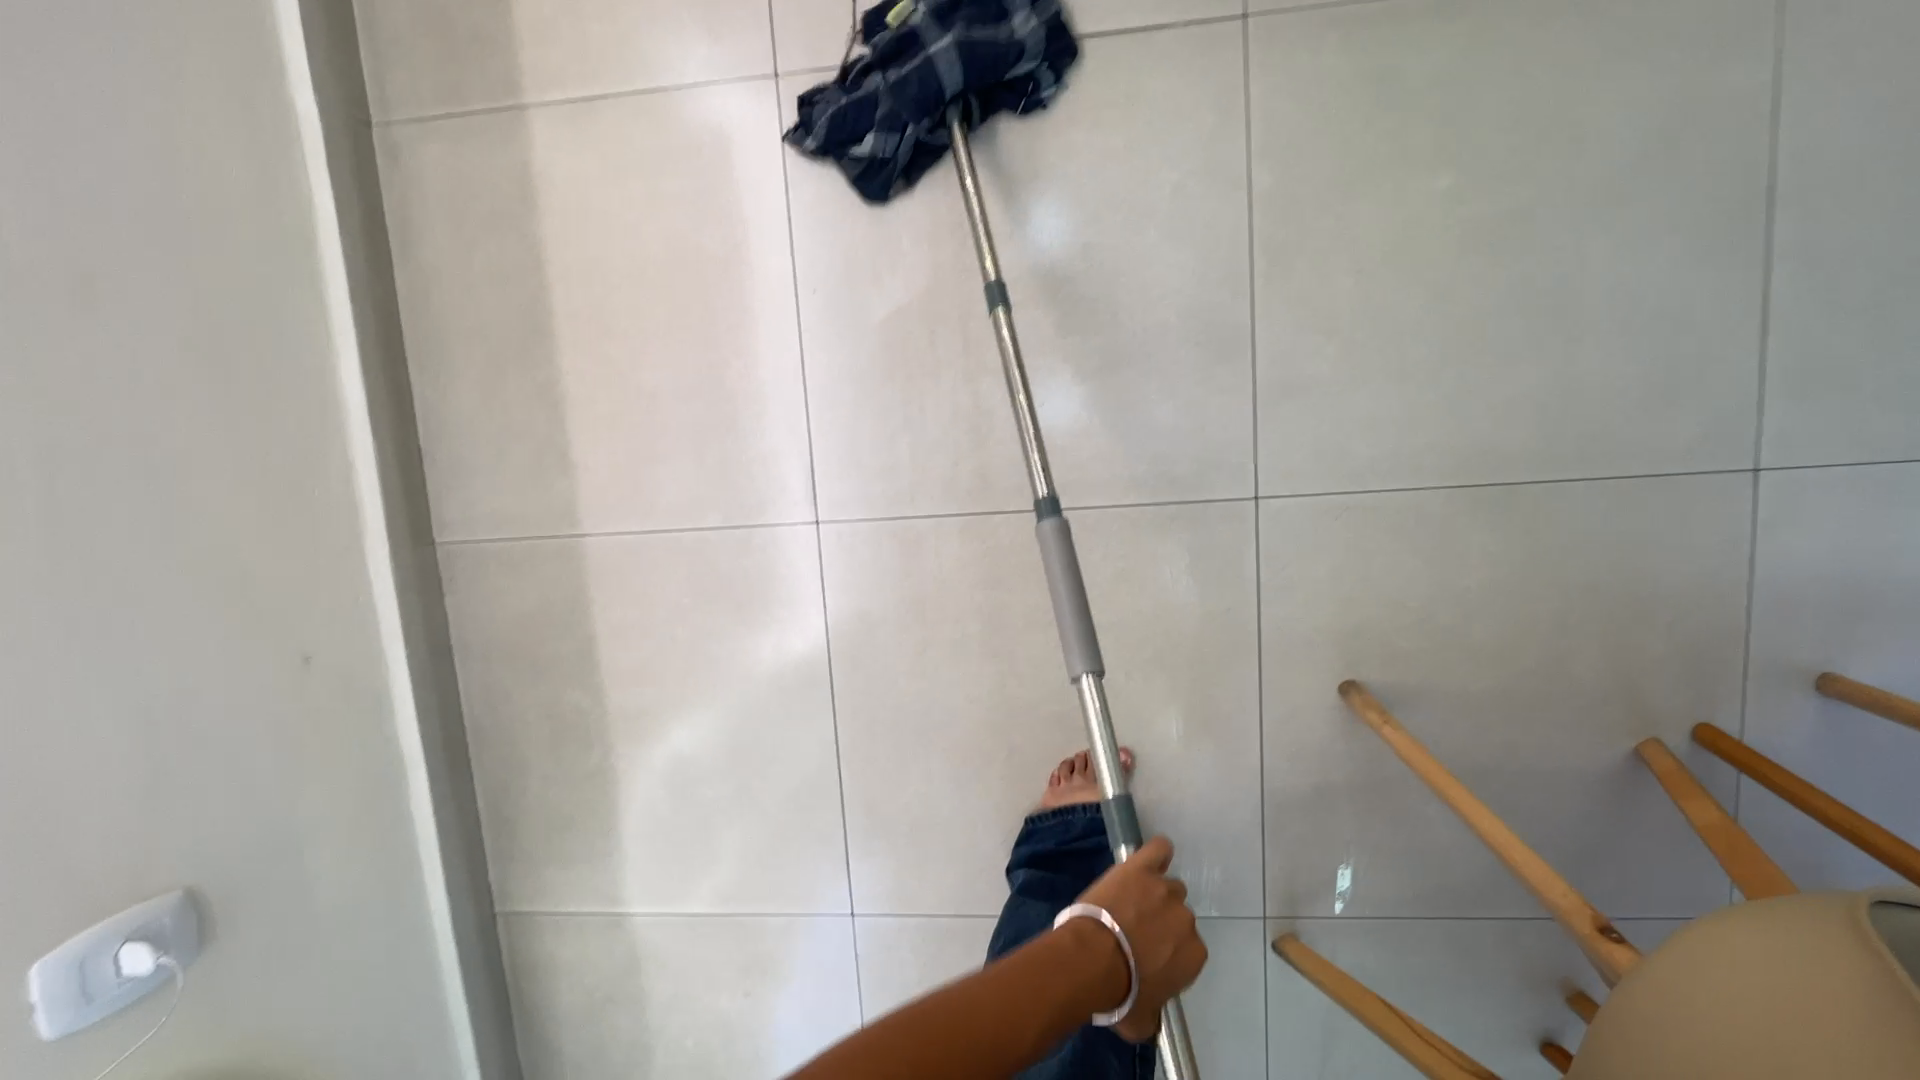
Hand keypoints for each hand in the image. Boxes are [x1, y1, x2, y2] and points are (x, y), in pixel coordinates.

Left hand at [1073, 835, 1206, 1042]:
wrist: (1094, 960)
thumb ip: (1154, 1016)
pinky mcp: (1142, 868)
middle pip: (1177, 914)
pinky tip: (1149, 859)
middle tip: (1133, 931)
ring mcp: (1164, 890)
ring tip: (1128, 903)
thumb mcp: (1142, 1020)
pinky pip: (1158, 850)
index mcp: (1194, 955)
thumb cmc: (1119, 993)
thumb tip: (1151, 1021)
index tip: (1147, 956)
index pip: (1187, 948)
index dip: (1167, 951)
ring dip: (1152, 894)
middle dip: (1159, 922)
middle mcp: (1186, 919)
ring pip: (1167, 886)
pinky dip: (1157, 852)